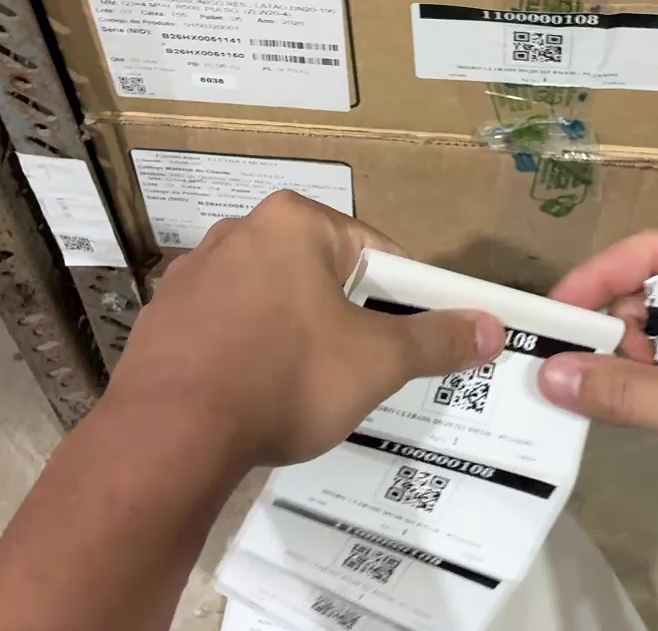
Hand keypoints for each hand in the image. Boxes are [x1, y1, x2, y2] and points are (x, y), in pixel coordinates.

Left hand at [106, 190, 503, 466]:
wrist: (169, 435)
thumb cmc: (285, 378)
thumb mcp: (374, 361)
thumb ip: (435, 339)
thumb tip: (492, 327)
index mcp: (293, 222)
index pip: (372, 249)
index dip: (401, 293)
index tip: (408, 337)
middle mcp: (240, 229)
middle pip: (319, 268)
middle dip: (344, 312)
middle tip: (357, 364)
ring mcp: (195, 269)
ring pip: (270, 292)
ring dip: (294, 326)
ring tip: (302, 382)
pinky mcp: (165, 310)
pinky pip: (225, 319)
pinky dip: (246, 342)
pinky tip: (249, 385)